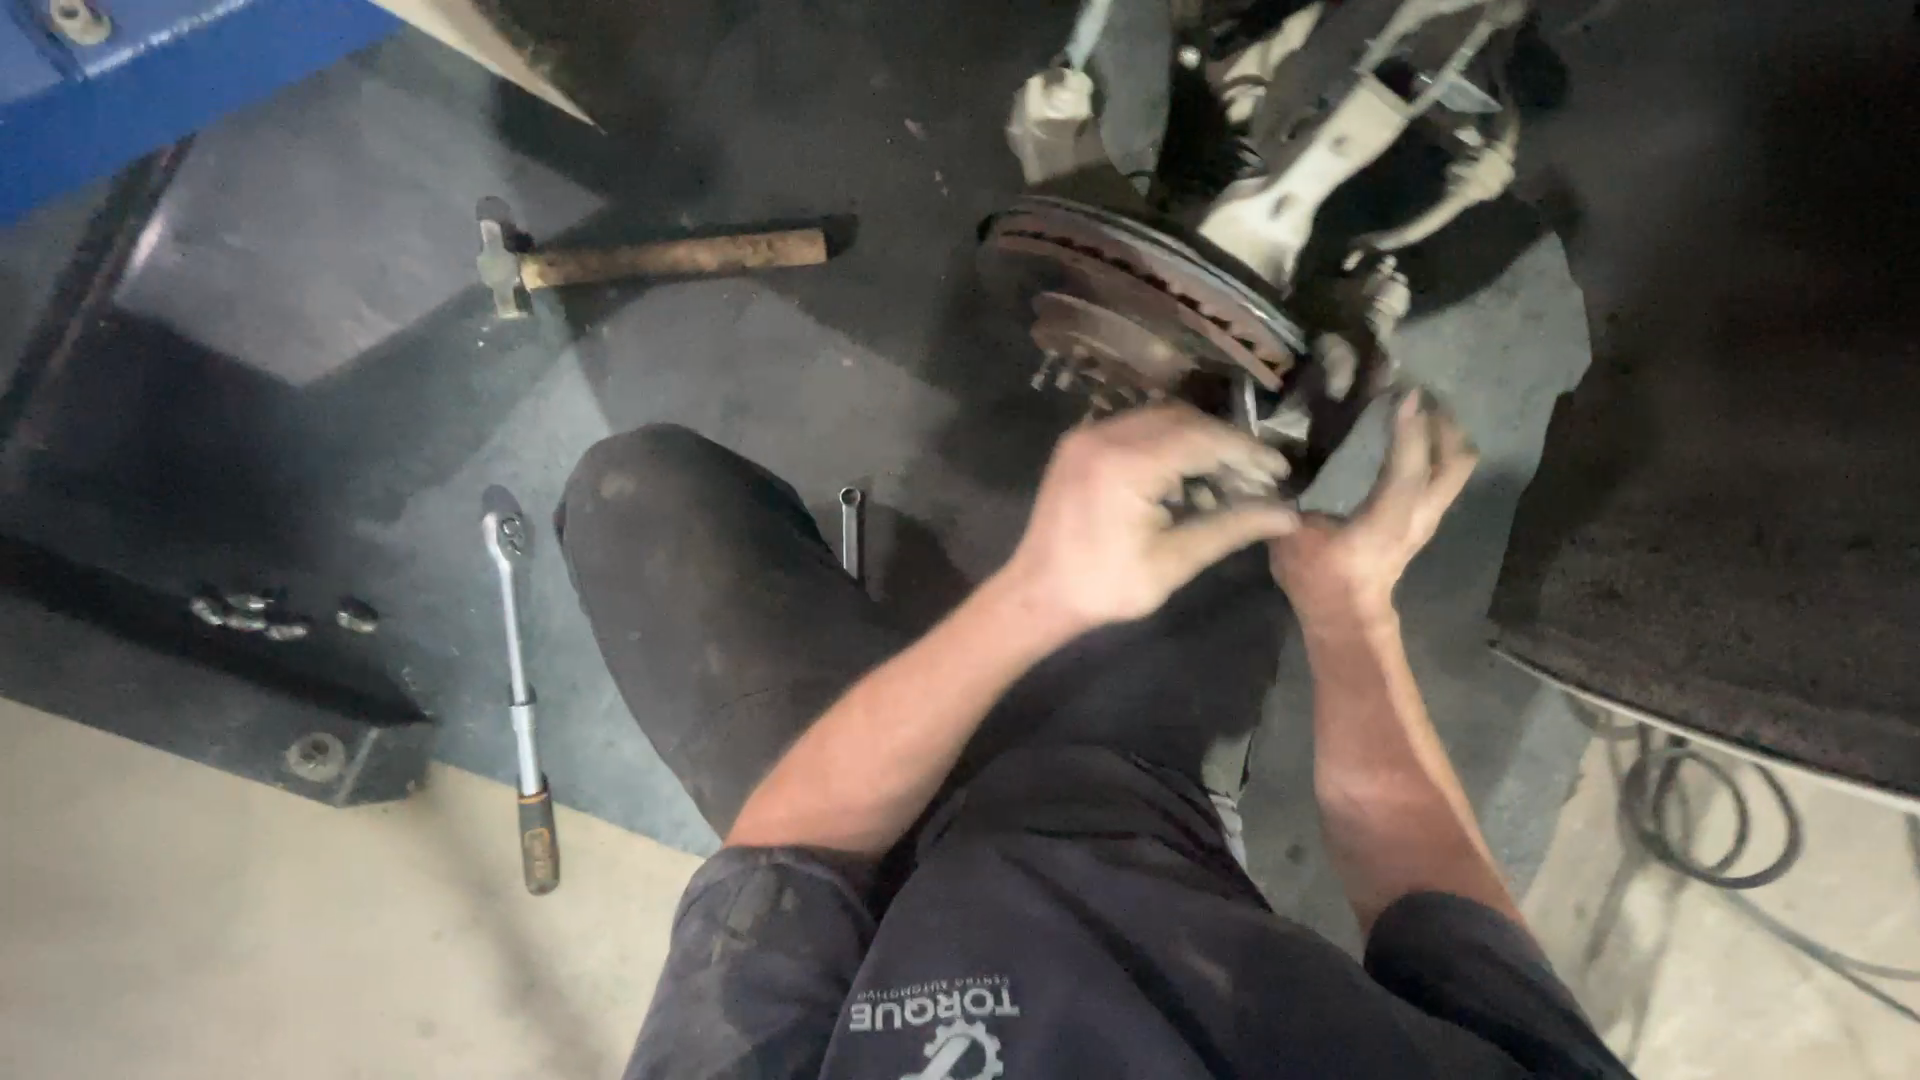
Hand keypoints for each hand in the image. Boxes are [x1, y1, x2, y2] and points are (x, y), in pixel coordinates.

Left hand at [997, 403, 1300, 633]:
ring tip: (1228, 482)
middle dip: (1225, 446)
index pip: (1202, 439)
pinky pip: (1135, 430)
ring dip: (1197, 444)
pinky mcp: (1078, 444)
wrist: (1038, 593)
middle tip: (1258, 479)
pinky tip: (1187, 480)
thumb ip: (1230, 528)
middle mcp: (1103, 436)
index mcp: (1125, 465)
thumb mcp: (1172, 562)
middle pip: (1183, 421)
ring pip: (1160, 421)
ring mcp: (1086, 436)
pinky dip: (1167, 446)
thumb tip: (1288, 515)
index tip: (1281, 471)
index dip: (1247, 451)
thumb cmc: (1104, 587)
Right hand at [1268, 390, 1477, 633]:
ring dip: (1443, 434)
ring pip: (1456, 466)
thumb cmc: (1317, 578)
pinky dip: (1434, 449)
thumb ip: (1283, 501)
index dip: (1409, 430)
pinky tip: (1408, 436)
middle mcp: (1418, 516)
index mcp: (1386, 522)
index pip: (1408, 470)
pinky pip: (1443, 474)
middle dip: (1442, 424)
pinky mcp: (1422, 519)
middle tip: (1416, 397)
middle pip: (1455, 461)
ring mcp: (1427, 518)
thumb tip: (1263, 467)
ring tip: (1416, 410)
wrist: (1345, 615)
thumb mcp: (1289, 538)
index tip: (1406, 393)